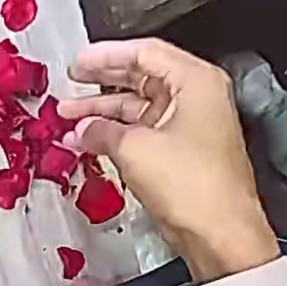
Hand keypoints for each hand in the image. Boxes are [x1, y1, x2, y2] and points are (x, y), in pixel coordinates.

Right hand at [60, 39, 278, 280]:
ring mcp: (186, 126)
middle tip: (70, 83)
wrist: (218, 232)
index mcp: (194, 82)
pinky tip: (86, 140)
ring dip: (102, 113)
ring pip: (137, 108)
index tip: (77, 63)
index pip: (145, 53)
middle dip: (101, 82)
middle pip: (140, 78)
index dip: (105, 56)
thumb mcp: (135, 149)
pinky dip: (113, 135)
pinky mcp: (178, 152)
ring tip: (68, 117)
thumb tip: (80, 129)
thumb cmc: (189, 183)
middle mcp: (194, 98)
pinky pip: (140, 133)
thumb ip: (101, 131)